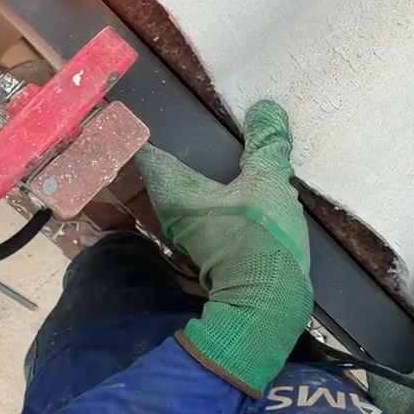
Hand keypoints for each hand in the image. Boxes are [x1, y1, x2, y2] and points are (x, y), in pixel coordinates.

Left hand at [136, 100, 311, 393]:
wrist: (268, 306)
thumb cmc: (259, 238)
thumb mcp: (268, 183)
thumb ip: (266, 145)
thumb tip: (265, 107)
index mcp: (175, 194)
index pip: (148, 157)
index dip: (144, 136)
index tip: (145, 119)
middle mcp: (171, 218)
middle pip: (162, 182)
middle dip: (172, 162)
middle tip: (186, 136)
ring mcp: (188, 242)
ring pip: (182, 205)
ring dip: (193, 187)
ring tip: (211, 165)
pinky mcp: (209, 259)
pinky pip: (202, 222)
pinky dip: (210, 208)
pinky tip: (229, 200)